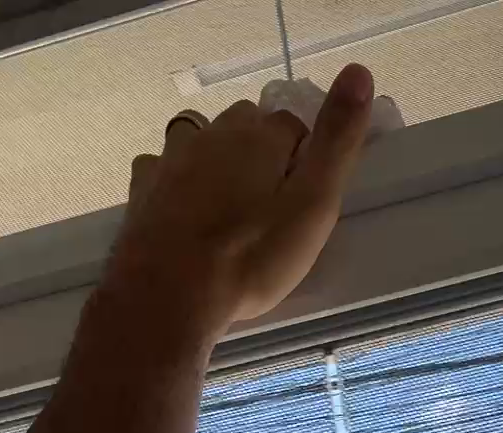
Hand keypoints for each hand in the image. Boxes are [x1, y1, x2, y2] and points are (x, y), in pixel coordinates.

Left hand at [108, 64, 375, 327]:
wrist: (170, 293)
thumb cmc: (252, 257)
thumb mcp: (312, 205)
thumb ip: (337, 141)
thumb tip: (359, 70)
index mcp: (259, 136)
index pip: (293, 126)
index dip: (305, 157)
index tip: (307, 197)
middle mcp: (212, 133)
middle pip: (245, 125)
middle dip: (261, 151)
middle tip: (271, 204)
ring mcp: (171, 159)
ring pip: (199, 137)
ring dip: (215, 155)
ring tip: (227, 201)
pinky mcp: (143, 189)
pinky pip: (161, 166)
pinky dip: (175, 177)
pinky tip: (181, 206)